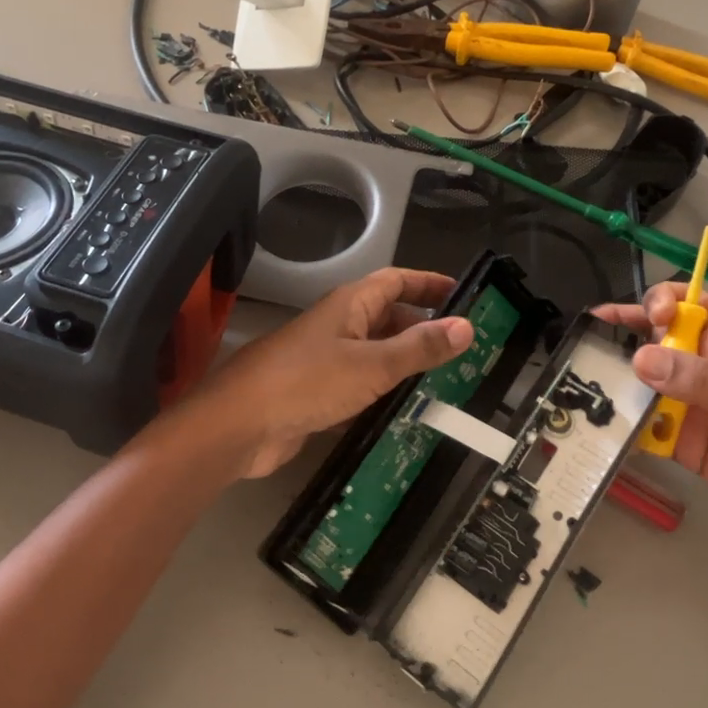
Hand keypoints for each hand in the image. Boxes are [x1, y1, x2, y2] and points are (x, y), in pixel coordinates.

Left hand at [181, 268, 473, 478]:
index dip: (429, 284)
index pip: (396, 281)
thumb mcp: (371, 364)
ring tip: (448, 380)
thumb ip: (419, 348)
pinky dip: (384, 393)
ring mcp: (326, 362)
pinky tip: (406, 412)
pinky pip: (361, 386)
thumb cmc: (306, 383)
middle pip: (387, 317)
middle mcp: (338, 327)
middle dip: (423, 327)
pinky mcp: (318, 396)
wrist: (240, 426)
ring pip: (375, 354)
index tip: (465, 294)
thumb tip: (467, 325)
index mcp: (349, 306)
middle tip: (465, 347)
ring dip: (405, 363)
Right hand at [592, 284, 707, 557]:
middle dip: (627, 339)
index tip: (643, 316)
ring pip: (650, 388)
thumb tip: (642, 359)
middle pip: (661, 344)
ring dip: (622, 387)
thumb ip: (703, 384)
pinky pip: (651, 432)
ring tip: (584, 388)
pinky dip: (630, 430)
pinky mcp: (690, 450)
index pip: (694, 308)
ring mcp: (698, 414)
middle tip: (588, 343)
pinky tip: (606, 431)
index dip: (666, 301)